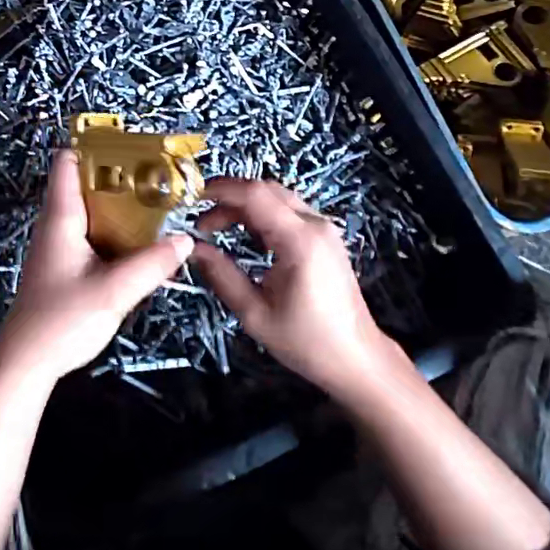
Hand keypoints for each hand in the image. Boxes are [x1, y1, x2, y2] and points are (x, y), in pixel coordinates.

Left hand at [0, 150, 193, 384]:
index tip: (133, 149)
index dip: (96, 147)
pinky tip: (138, 247)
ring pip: (90, 213)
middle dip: (119, 179)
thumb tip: (185, 240)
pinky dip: (113, 233)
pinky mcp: (63, 267)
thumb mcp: (115, 291)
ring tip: (156, 209)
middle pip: (85, 185)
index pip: (68, 162)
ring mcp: (58, 246)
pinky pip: (91, 236)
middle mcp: (56, 225)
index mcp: (61, 217)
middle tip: (157, 181)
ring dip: (119, 209)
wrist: (25, 364)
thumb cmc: (62, 320)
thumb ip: (152, 264)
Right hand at [190, 178, 406, 400]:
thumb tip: (191, 249)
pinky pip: (289, 211)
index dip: (222, 191)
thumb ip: (221, 275)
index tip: (192, 200)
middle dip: (229, 198)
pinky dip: (263, 214)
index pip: (255, 195)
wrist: (357, 359)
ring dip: (245, 205)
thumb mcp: (255, 314)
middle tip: (202, 221)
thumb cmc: (306, 342)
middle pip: (266, 190)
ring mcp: (324, 228)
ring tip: (217, 227)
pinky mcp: (325, 237)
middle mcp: (315, 225)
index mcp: (299, 241)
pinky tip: (246, 236)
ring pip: (278, 197)